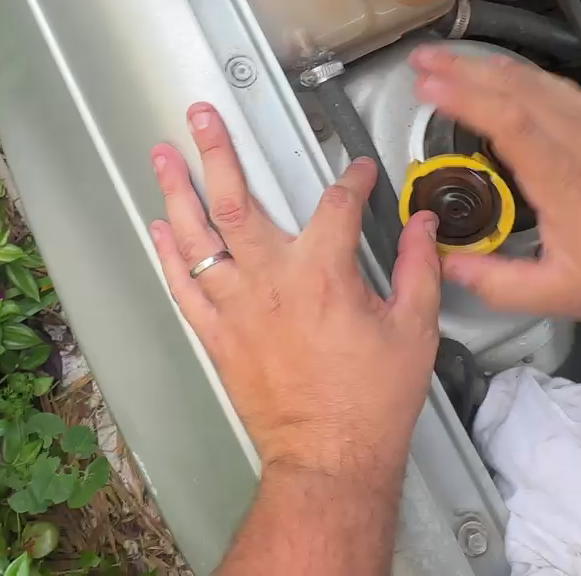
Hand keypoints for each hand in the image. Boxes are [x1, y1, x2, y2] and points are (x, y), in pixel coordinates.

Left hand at [148, 103, 442, 484]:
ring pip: (197, 236)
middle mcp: (270, 281)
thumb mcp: (414, 331)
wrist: (329, 462)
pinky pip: (183, 286)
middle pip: (236, 201)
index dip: (352, 180)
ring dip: (177, 191)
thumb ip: (417, 269)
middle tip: (201, 118)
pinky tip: (159, 226)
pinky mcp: (216, 334)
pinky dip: (168, 254)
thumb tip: (421, 227)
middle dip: (215, 151)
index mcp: (322, 275)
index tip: (358, 172)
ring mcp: (236, 306)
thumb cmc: (369, 403)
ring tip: (163, 156)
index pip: (337, 205)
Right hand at [409, 45, 580, 332]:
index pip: (509, 123)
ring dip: (487, 65)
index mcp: (567, 183)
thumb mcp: (563, 296)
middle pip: (516, 90)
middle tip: (419, 59)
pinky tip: (503, 71)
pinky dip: (523, 73)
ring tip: (448, 57)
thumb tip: (443, 261)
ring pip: (538, 82)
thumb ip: (496, 282)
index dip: (464, 98)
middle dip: (461, 69)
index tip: (425, 84)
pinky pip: (562, 88)